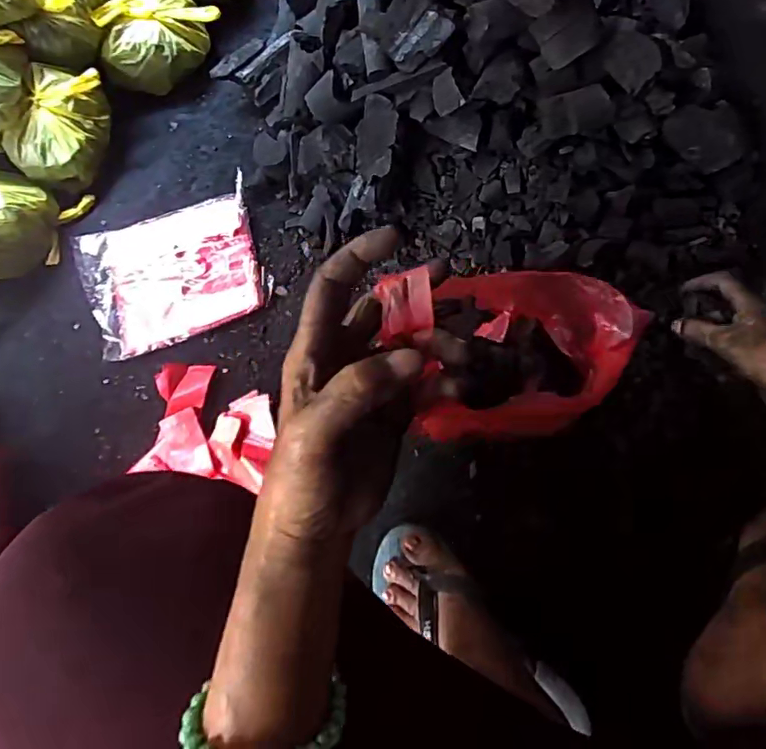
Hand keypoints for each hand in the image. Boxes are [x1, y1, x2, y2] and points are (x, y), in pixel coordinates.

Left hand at [261, 228, 434, 548]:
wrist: (314, 528)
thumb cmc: (299, 476)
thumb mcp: (317, 431)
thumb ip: (359, 389)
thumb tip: (412, 355)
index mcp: (315, 352)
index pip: (333, 288)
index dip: (358, 257)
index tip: (395, 236)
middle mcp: (345, 358)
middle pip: (382, 310)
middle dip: (415, 293)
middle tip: (453, 278)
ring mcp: (372, 384)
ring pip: (410, 344)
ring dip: (439, 340)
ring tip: (466, 350)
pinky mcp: (394, 411)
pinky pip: (424, 382)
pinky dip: (444, 379)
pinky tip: (460, 387)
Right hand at [673, 272, 765, 411]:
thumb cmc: (758, 353)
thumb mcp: (723, 340)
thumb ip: (698, 330)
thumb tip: (675, 324)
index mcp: (748, 303)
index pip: (723, 281)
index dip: (701, 281)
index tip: (682, 290)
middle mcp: (754, 312)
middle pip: (725, 301)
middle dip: (703, 305)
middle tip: (683, 310)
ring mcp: (758, 330)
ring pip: (728, 320)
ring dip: (708, 325)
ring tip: (689, 334)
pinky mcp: (759, 347)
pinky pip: (733, 338)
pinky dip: (718, 342)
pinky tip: (707, 354)